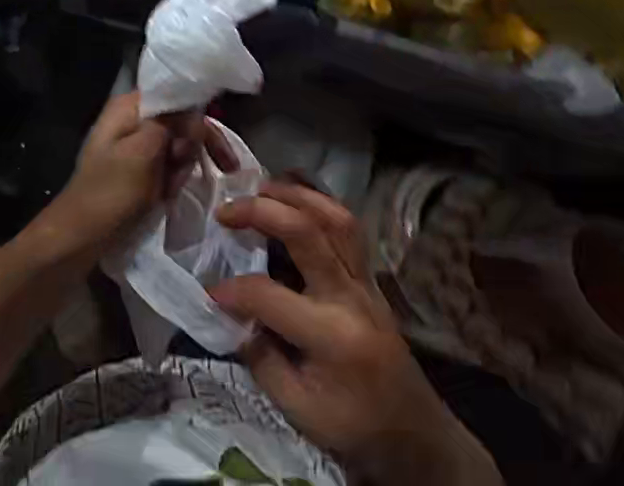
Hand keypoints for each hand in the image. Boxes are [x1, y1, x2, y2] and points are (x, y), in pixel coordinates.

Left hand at [46, 91, 237, 254]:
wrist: (82, 235)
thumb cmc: (110, 192)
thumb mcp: (143, 152)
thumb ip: (169, 123)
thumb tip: (191, 107)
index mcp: (129, 106)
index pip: (178, 98)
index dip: (192, 122)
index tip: (190, 150)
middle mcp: (133, 117)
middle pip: (181, 122)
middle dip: (187, 150)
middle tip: (178, 176)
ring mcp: (136, 142)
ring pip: (178, 145)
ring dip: (180, 169)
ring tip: (168, 191)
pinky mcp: (139, 165)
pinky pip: (168, 164)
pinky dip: (172, 179)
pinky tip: (166, 196)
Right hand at [212, 183, 500, 485]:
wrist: (415, 433)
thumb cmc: (354, 426)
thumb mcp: (297, 409)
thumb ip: (260, 358)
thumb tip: (233, 316)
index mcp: (331, 336)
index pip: (269, 296)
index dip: (232, 291)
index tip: (208, 294)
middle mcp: (351, 296)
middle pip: (308, 233)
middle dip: (261, 212)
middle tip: (226, 210)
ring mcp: (366, 281)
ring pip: (336, 218)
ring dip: (295, 195)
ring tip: (260, 189)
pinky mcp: (370, 276)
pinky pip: (348, 227)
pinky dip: (319, 204)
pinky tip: (293, 199)